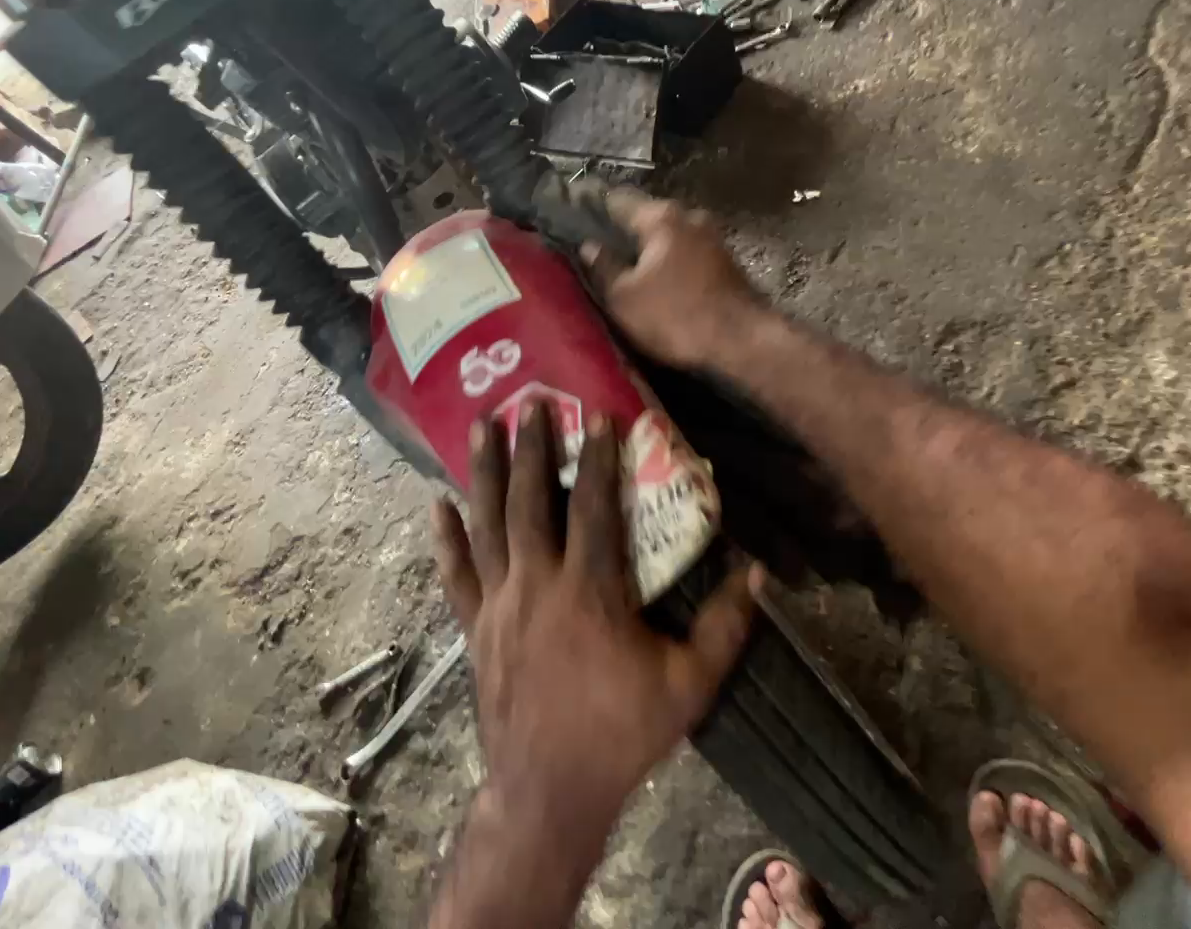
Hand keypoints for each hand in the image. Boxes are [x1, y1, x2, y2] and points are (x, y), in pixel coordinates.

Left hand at [432, 402, 760, 823]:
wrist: (548, 788)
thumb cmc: (623, 732)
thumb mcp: (690, 683)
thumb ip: (725, 625)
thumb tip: (756, 572)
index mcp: (591, 593)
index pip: (596, 509)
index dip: (600, 459)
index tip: (598, 414)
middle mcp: (538, 586)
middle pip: (532, 502)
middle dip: (533, 448)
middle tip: (530, 401)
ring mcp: (500, 606)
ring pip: (488, 526)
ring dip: (485, 473)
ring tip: (479, 426)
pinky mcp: (476, 630)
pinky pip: (456, 575)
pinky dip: (446, 539)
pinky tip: (435, 505)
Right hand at [580, 191, 771, 368]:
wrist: (743, 342)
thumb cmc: (677, 317)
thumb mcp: (625, 298)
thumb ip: (604, 267)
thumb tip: (588, 245)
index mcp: (661, 217)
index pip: (617, 200)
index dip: (592, 207)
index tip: (573, 216)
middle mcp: (690, 217)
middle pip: (647, 218)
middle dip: (624, 232)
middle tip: (599, 250)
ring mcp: (714, 239)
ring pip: (670, 238)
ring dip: (650, 251)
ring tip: (627, 270)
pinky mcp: (727, 264)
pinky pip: (688, 256)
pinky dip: (671, 264)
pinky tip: (660, 282)